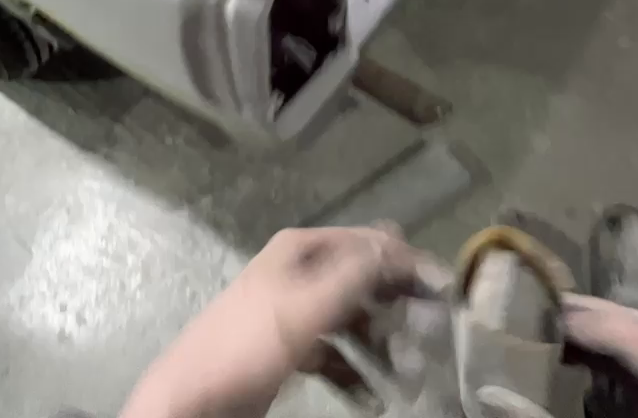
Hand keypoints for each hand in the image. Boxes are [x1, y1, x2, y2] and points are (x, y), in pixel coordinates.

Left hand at [120, 226, 419, 417]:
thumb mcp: (306, 305)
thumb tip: (397, 240)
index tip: (444, 291)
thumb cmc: (249, 342)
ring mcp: (293, 309)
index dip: (405, 261)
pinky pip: (334, 353)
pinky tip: (375, 394)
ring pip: (351, 318)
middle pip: (361, 279)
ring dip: (380, 342)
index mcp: (300, 249)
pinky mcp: (288, 348)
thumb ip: (353, 273)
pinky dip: (355, 369)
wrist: (192, 396)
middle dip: (396, 305)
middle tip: (429, 336)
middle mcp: (299, 271)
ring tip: (408, 372)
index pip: (365, 242)